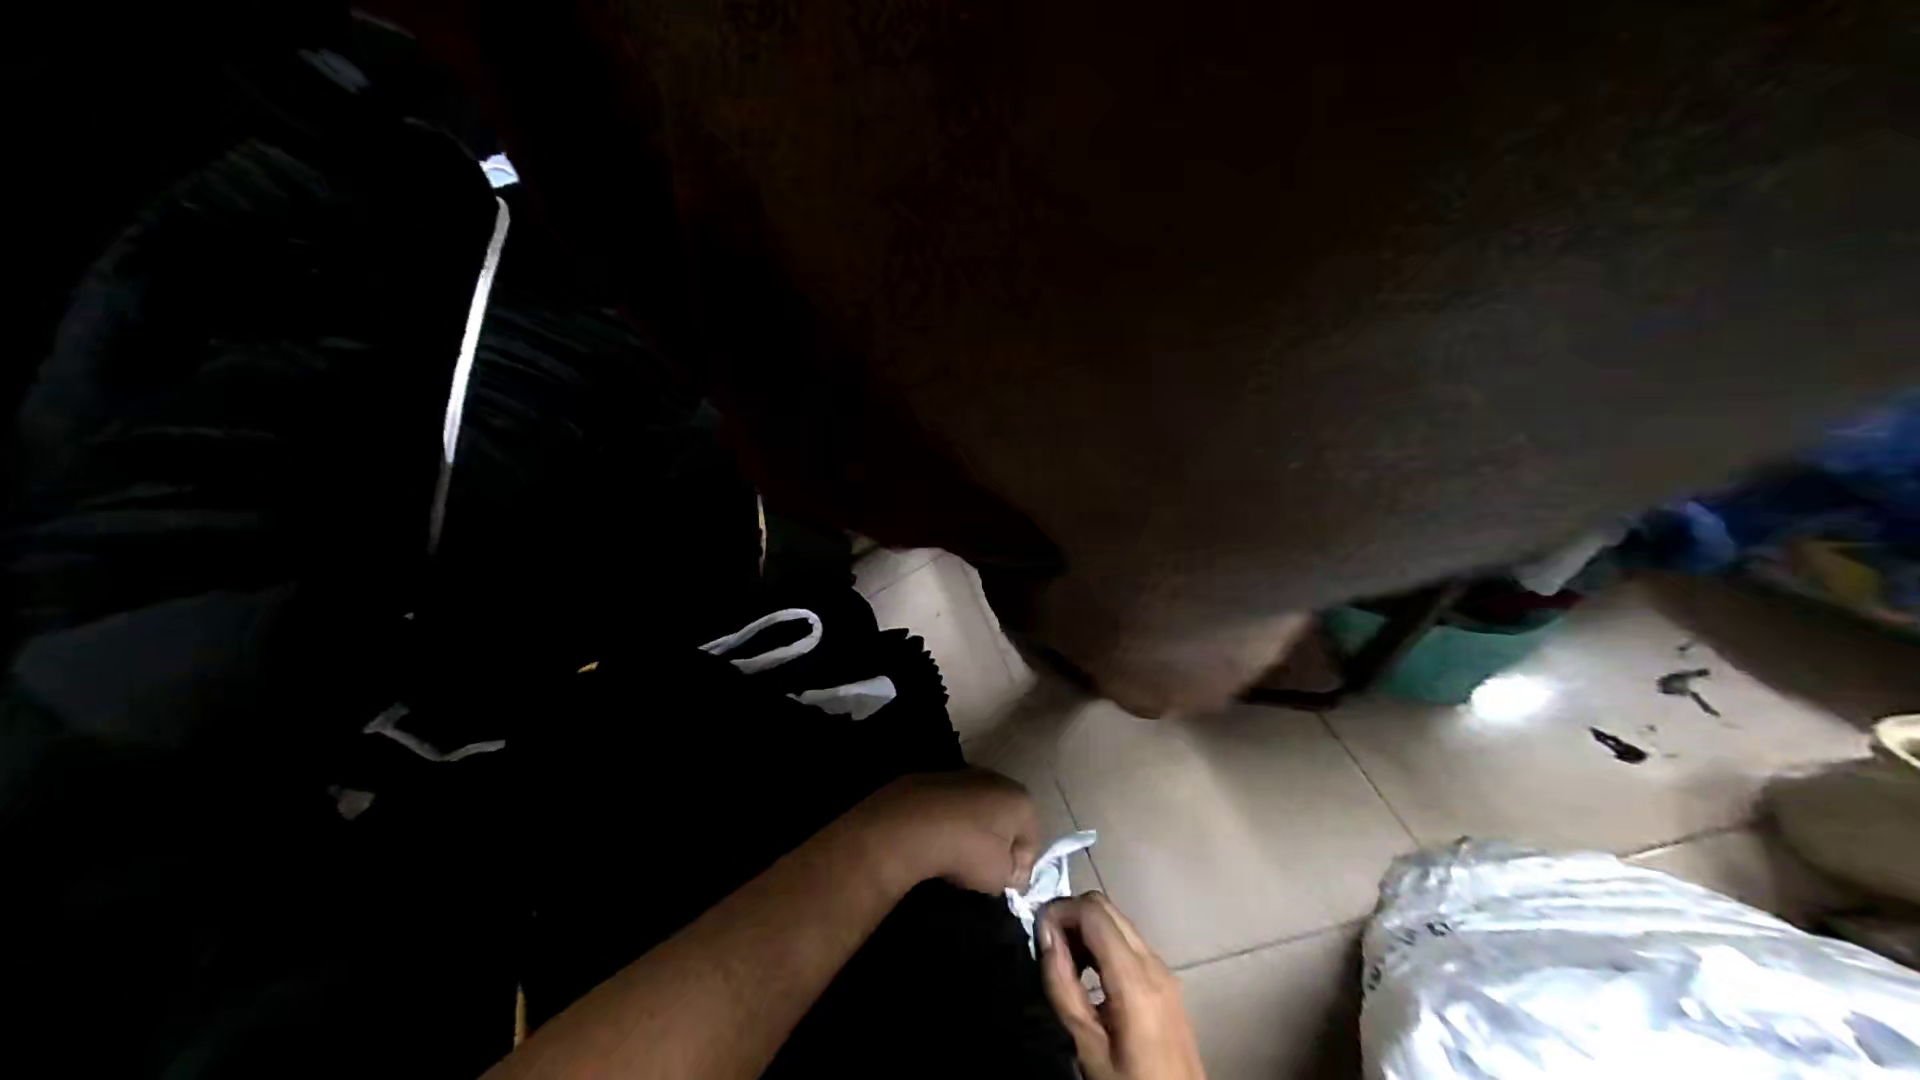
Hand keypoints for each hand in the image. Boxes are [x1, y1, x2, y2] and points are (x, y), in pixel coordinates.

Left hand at [845, 769, 1042, 894]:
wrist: (912, 822)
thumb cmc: (967, 850)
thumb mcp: (999, 877)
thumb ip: (1012, 875)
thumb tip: (1009, 872)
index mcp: (1022, 800)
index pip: (1033, 840)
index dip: (1021, 867)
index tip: (1004, 885)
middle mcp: (998, 780)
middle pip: (1006, 819)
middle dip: (997, 844)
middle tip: (982, 870)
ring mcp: (966, 774)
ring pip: (978, 809)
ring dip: (972, 830)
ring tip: (956, 856)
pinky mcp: (936, 777)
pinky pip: (951, 806)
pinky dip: (948, 821)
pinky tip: (936, 840)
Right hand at [1039, 892, 1204, 1079]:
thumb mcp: (1088, 1047)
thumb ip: (1064, 986)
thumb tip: (1046, 933)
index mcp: (1135, 979)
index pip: (1093, 912)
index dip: (1060, 911)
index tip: (1038, 932)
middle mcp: (1154, 963)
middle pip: (1106, 908)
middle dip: (1072, 915)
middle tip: (1047, 943)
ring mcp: (1164, 970)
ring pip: (1118, 921)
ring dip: (1086, 928)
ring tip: (1063, 960)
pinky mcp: (1166, 981)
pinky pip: (1129, 942)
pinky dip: (1103, 942)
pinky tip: (1088, 973)